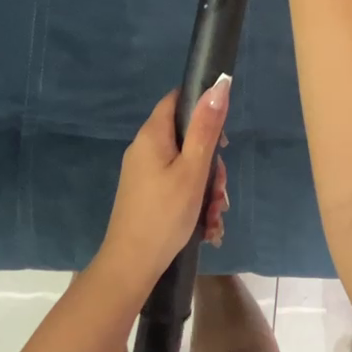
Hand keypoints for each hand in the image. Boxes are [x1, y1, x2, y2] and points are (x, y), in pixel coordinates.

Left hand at [98, 76, 231, 284]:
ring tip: (214, 217)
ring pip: (186, 166)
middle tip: (220, 191)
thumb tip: (220, 83)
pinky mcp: (147, 195)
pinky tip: (207, 227)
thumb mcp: (193, 170)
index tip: (222, 136)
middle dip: (212, 164)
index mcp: (153, 135)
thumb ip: (207, 127)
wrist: (130, 268)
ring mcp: (144, 174)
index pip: (178, 100)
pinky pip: (176, 186)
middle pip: (187, 139)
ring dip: (207, 189)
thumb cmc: (164, 215)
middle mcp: (145, 149)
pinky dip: (194, 202)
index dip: (203, 109)